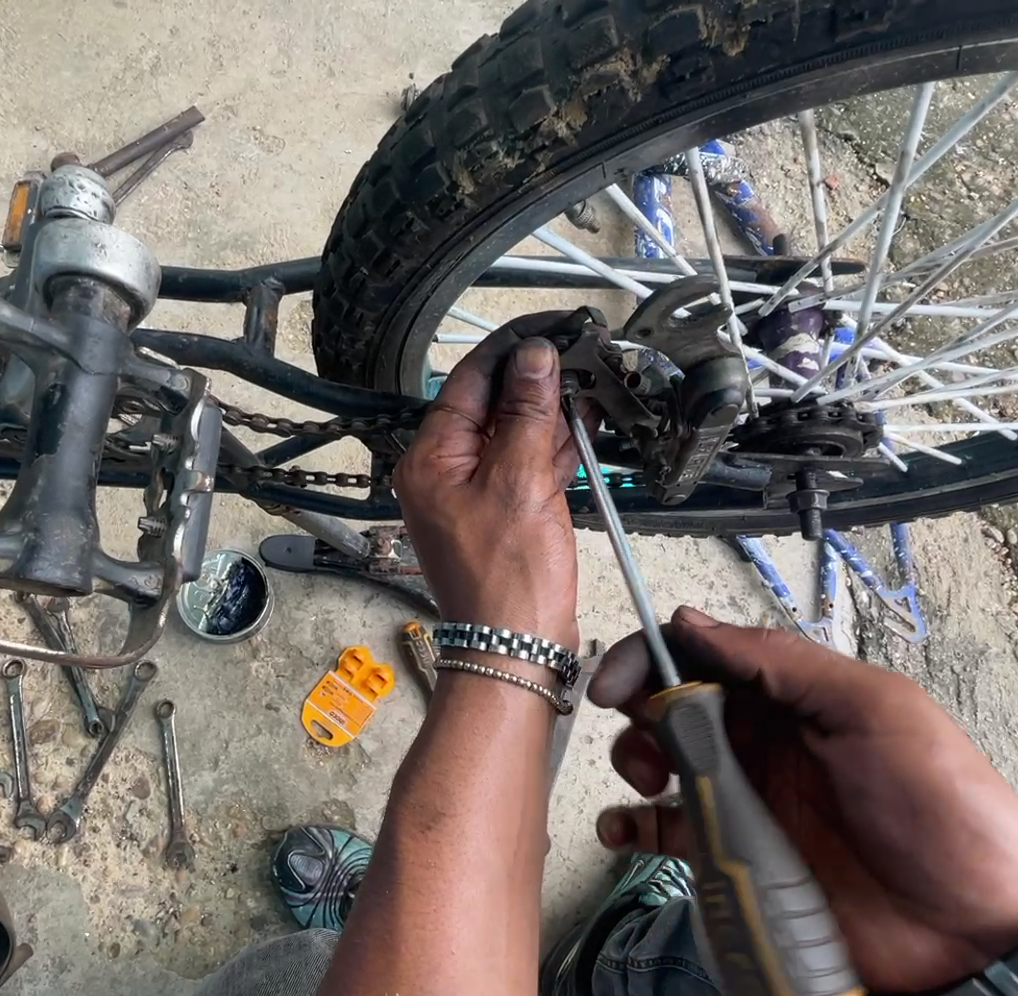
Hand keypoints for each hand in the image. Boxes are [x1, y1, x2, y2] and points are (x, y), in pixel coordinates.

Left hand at [393, 312, 583, 646]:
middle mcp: (446, 473)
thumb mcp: (518, 482)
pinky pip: (527, 467)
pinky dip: (553, 447)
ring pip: (514, 436)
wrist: (517, 647)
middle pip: (491, 408)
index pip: (465, 385)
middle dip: (534, 382)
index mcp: (430, 461)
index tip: (543, 328)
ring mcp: (477, 494)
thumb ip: (526, 415)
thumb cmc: (507, 579)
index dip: (507, 353)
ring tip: (587, 375)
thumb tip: (534, 357)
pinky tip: (583, 421)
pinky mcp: (505, 513)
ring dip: (549, 411)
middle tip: (575, 349)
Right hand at [589, 606, 1017, 995]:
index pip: (697, 655)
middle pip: (666, 705)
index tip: (615, 686)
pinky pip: (662, 831)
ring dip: (630, 762)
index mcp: (782, 694)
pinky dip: (627, 825)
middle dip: (637, 713)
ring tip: (647, 787)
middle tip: (645, 749)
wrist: (975, 932)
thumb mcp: (871, 709)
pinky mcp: (728, 854)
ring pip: (654, 761)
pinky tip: (622, 832)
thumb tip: (685, 621)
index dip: (648, 659)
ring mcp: (736, 798)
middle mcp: (751, 738)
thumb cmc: (931, 802)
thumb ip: (780, 661)